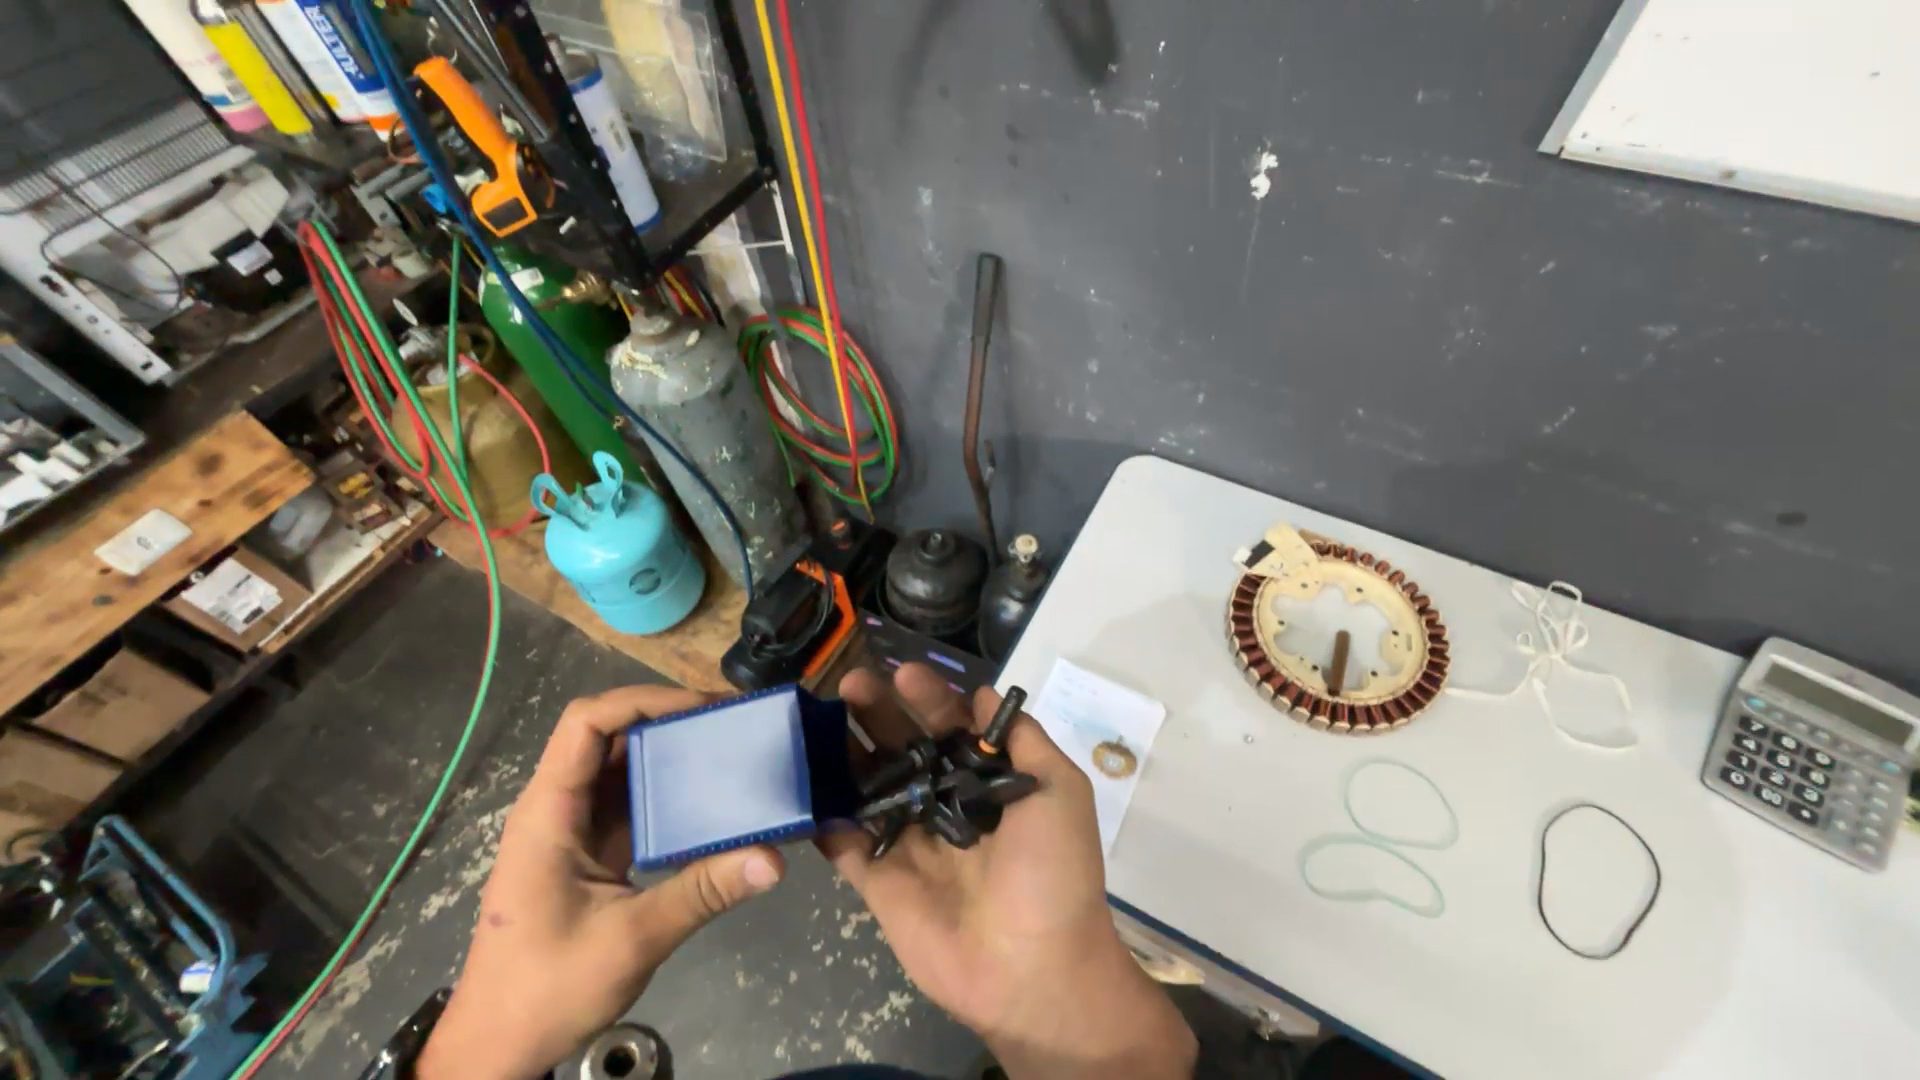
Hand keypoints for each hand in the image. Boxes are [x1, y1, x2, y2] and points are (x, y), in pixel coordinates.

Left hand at [418, 686, 785, 1079]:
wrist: (496, 1047)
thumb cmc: (545, 988)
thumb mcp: (630, 940)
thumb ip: (702, 893)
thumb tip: (774, 860)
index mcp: (550, 812)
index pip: (586, 722)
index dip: (643, 700)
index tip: (703, 708)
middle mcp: (559, 807)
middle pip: (609, 735)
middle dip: (669, 718)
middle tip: (732, 721)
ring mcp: (574, 829)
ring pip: (622, 766)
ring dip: (672, 751)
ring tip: (730, 746)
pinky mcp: (591, 850)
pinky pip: (631, 800)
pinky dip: (670, 788)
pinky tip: (710, 796)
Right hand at [822, 665, 1195, 1079]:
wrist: (1035, 969)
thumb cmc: (1053, 871)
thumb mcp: (1058, 790)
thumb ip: (1023, 740)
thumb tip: (985, 694)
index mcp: (986, 782)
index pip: (951, 727)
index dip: (929, 698)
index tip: (903, 672)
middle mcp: (945, 805)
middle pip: (903, 748)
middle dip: (878, 713)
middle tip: (849, 682)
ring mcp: (910, 843)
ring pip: (868, 787)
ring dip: (843, 753)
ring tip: (815, 720)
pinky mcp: (879, 883)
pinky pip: (843, 844)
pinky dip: (821, 816)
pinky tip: (797, 780)